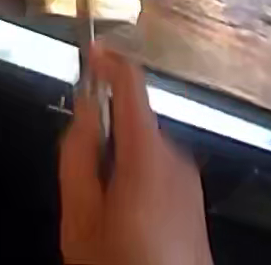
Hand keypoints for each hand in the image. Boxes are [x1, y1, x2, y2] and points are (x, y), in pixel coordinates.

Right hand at [59, 46, 212, 264]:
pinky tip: (123, 221)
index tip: (88, 50)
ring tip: (101, 210)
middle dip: (104, 131)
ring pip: (142, 145)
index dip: (107, 59)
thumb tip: (82, 108)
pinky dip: (135, 175)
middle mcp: (175, 155)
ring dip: (118, 158)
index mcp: (147, 151)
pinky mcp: (194, 200)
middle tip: (80, 173)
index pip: (130, 80)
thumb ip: (76, 153)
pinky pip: (157, 168)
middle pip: (133, 117)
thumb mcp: (80, 218)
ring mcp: (189, 179)